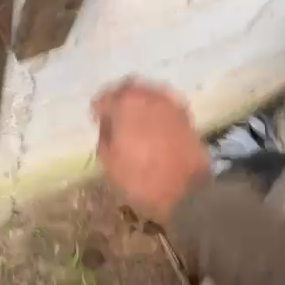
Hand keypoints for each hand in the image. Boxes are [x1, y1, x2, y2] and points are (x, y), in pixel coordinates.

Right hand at [91, 80, 210, 225]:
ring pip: (148, 94)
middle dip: (118, 100)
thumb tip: (109, 125)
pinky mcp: (186, 117)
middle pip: (128, 89)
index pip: (104, 98)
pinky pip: (164, 106)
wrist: (187, 195)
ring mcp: (171, 105)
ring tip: (133, 121)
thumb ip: (104, 136)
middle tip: (113, 116)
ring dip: (138, 103)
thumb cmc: (141, 180)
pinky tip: (151, 126)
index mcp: (125, 104)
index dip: (98, 110)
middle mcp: (149, 97)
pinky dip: (155, 112)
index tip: (96, 120)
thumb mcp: (109, 162)